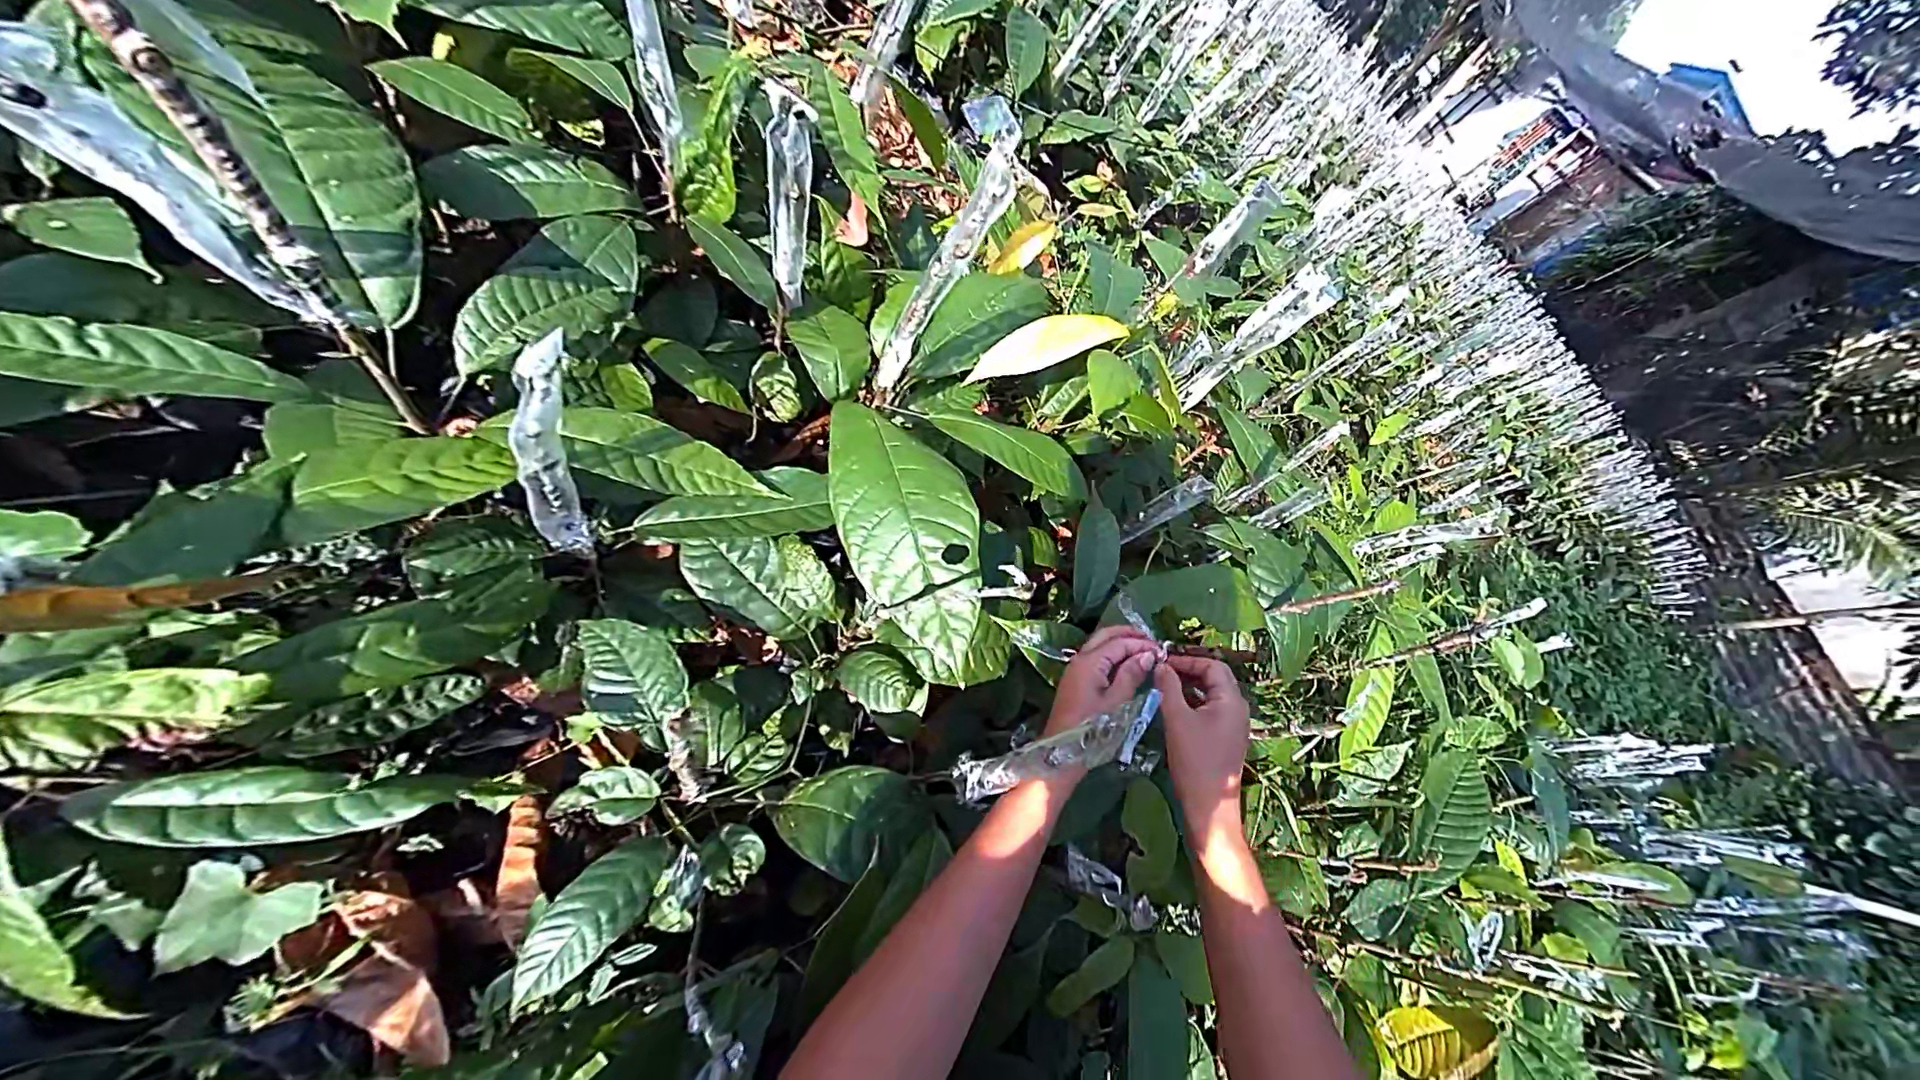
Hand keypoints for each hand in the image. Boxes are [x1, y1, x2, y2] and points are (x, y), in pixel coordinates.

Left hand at [1045, 625, 1159, 739]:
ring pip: (1099, 645)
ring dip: (1120, 643)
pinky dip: (1112, 655)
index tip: (1161, 650)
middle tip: (1151, 641)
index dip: (1141, 643)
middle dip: (1128, 635)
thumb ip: (1131, 675)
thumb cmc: (1092, 729)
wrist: (1063, 751)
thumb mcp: (1117, 702)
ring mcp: (1075, 669)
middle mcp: (1080, 659)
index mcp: (1089, 662)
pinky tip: (1127, 664)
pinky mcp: (1076, 680)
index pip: (1118, 642)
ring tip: (1143, 650)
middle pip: (1104, 636)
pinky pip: (1096, 658)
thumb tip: (1147, 655)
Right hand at [1152, 656, 1251, 845]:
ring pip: (1212, 694)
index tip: (1163, 662)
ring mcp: (1234, 724)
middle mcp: (1238, 709)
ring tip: (1164, 686)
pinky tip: (1174, 707)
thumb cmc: (1194, 759)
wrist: (1209, 805)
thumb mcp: (1177, 718)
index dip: (1187, 660)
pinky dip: (1193, 702)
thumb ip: (1169, 687)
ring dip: (1190, 687)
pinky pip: (1211, 709)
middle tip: (1163, 671)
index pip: (1213, 666)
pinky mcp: (1227, 737)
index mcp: (1231, 700)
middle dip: (1188, 670)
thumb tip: (1161, 665)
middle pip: (1215, 678)